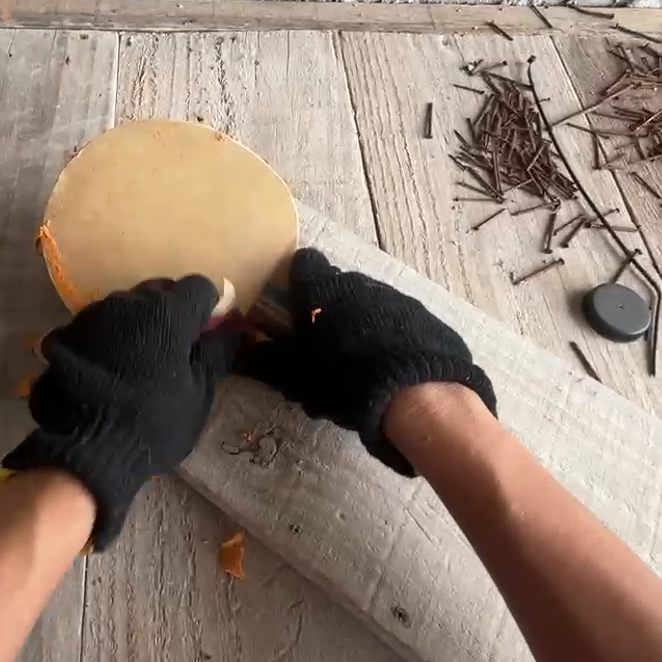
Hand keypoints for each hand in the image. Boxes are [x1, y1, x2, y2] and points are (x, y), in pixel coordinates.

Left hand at [3, 276, 240, 549]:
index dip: (209, 307)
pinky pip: (97, 324)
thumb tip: (240, 329)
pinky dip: (108, 337)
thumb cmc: (154, 420)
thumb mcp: (199, 391)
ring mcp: (93, 314)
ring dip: (138, 322)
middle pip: (160, 291)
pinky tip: (107, 368)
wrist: (86, 447)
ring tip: (138, 361)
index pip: (199, 286)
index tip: (208, 332)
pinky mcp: (66, 333)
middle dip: (172, 311)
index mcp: (167, 311)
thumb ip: (219, 352)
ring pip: (126, 305)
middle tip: (175, 349)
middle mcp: (129, 301)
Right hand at [239, 248, 494, 474]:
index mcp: (324, 289)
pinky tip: (392, 364)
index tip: (296, 305)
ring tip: (361, 359)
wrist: (420, 397)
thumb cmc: (346, 381)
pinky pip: (399, 319)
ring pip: (369, 301)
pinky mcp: (425, 317)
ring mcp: (396, 297)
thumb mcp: (299, 377)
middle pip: (338, 284)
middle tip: (326, 343)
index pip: (305, 264)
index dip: (299, 281)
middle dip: (331, 306)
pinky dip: (392, 333)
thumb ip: (267, 363)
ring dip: (362, 321)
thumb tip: (236, 356)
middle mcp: (358, 282)